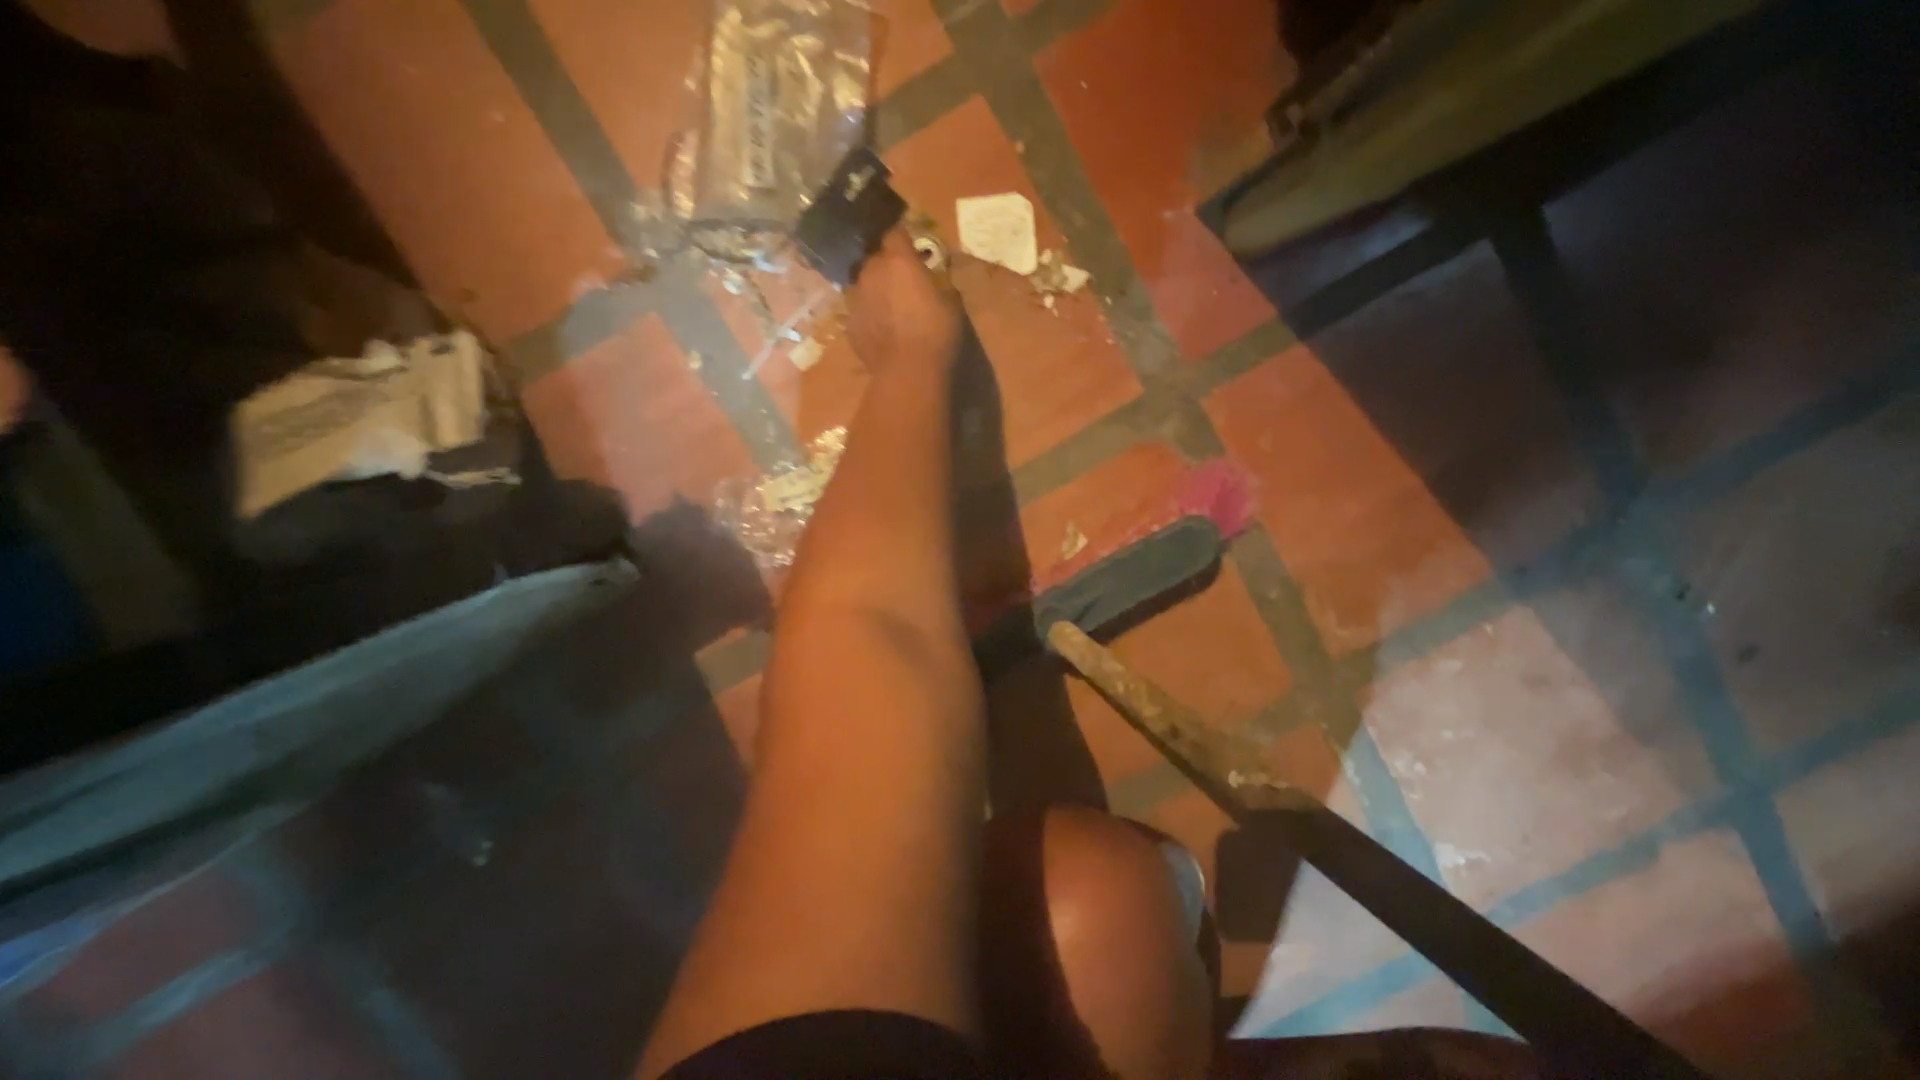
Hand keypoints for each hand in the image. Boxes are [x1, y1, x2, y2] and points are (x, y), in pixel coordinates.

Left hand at [846, 230, 962, 377]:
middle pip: (876, 258)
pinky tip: (881, 329)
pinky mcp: (849, 322)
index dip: (903, 239)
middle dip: (888, 266)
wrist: (907, 370)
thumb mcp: (951, 301)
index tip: (912, 248)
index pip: (895, 232)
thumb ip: (938, 281)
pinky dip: (869, 314)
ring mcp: (856, 297)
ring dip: (875, 290)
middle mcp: (871, 271)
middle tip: (903, 282)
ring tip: (890, 308)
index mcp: (898, 260)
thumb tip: (934, 276)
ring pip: (864, 284)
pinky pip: (860, 310)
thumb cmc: (936, 331)